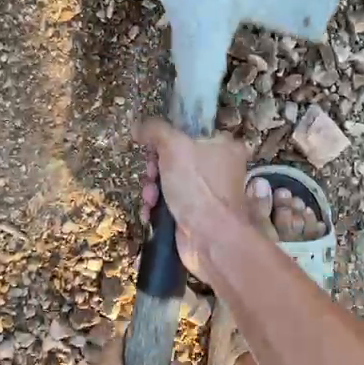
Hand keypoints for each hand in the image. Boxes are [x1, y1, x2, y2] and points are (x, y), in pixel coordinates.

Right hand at [133, 117, 252, 279]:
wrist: (210, 239)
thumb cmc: (198, 185)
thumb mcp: (174, 145)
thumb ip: (155, 130)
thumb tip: (139, 126)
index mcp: (224, 146)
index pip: (191, 132)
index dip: (168, 138)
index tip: (154, 146)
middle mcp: (219, 168)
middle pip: (176, 158)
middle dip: (155, 168)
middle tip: (151, 174)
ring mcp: (207, 194)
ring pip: (169, 182)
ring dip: (152, 189)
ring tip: (150, 198)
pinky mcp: (195, 216)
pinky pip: (169, 204)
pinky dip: (157, 207)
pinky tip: (150, 211)